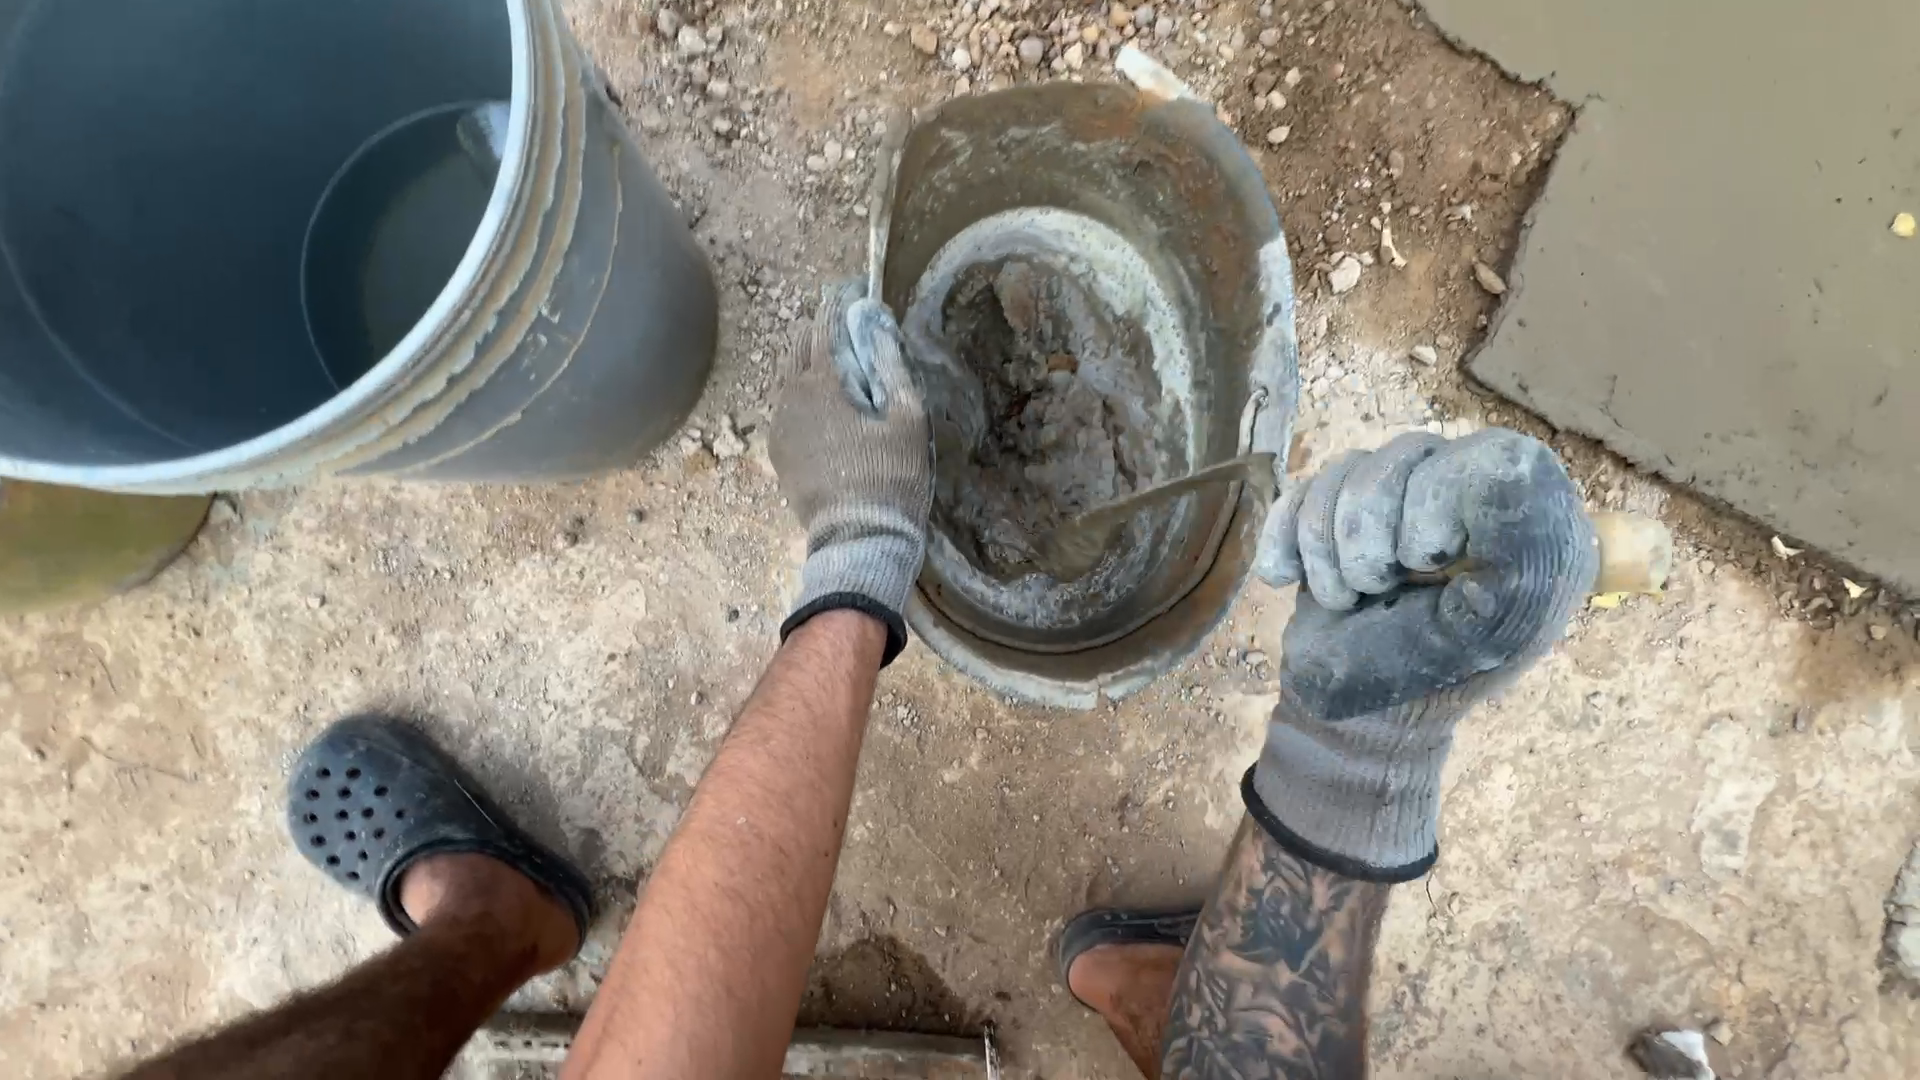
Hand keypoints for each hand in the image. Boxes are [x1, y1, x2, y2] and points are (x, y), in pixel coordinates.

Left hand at [771, 282, 932, 665]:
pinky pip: (785, 412)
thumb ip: (893, 369)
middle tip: (835, 323)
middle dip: (816, 332)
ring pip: (786, 382)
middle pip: (797, 351)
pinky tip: (815, 405)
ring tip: (825, 361)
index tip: (847, 292)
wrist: (859, 536)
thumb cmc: (890, 476)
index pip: (823, 330)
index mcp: (822, 385)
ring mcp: (779, 429)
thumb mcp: (907, 421)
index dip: (836, 308)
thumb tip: (881, 329)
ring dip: (804, 365)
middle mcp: (790, 399)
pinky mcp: (778, 455)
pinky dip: (798, 397)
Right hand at [1245, 428, 1596, 879]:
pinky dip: (1282, 535)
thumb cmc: (1423, 680)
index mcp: (1528, 524)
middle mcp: (1467, 501)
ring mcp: (1399, 504)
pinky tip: (1281, 577)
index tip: (1424, 564)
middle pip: (1404, 456)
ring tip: (1340, 597)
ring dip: (1323, 542)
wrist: (1348, 712)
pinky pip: (1302, 489)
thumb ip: (1516, 545)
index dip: (1437, 500)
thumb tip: (1509, 458)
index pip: (1488, 455)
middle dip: (1366, 531)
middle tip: (1373, 590)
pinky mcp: (1341, 516)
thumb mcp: (1486, 626)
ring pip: (1347, 470)